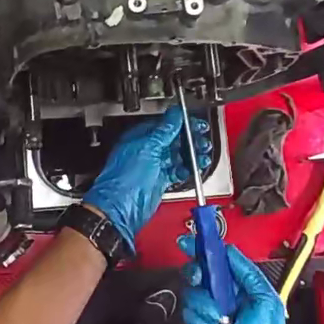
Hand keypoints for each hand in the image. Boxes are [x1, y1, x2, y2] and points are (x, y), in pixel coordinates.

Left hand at [81, 105, 210, 246]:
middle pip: (173, 140)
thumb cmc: (125, 179)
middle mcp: (147, 151)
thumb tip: (175, 114)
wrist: (121, 209)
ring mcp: (153, 166)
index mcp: (140, 138)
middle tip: (203, 139)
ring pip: (177, 156)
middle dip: (190, 139)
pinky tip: (195, 166)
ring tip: (203, 153)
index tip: (195, 123)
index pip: (165, 125)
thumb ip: (164, 131)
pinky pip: (177, 171)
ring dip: (192, 153)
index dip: (181, 123)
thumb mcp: (148, 147)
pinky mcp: (159, 181)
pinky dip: (188, 168)